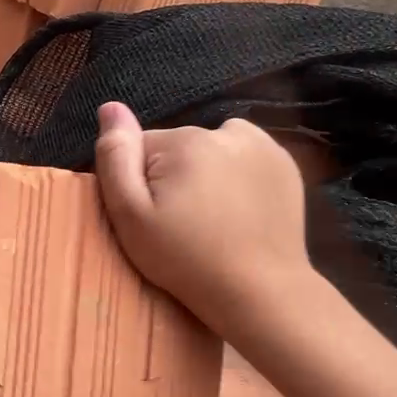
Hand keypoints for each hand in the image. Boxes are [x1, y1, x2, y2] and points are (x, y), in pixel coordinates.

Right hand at [93, 101, 313, 331]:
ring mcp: (263, 146)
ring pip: (208, 147)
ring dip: (201, 169)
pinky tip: (233, 205)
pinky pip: (242, 155)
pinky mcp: (287, 165)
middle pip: (174, 146)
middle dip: (168, 174)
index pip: (138, 146)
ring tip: (205, 211)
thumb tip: (109, 107)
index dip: (135, 180)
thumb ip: (115, 156)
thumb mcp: (128, 212)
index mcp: (184, 141)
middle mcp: (227, 132)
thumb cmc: (181, 255)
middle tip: (174, 219)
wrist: (258, 289)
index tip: (147, 214)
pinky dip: (233, 172)